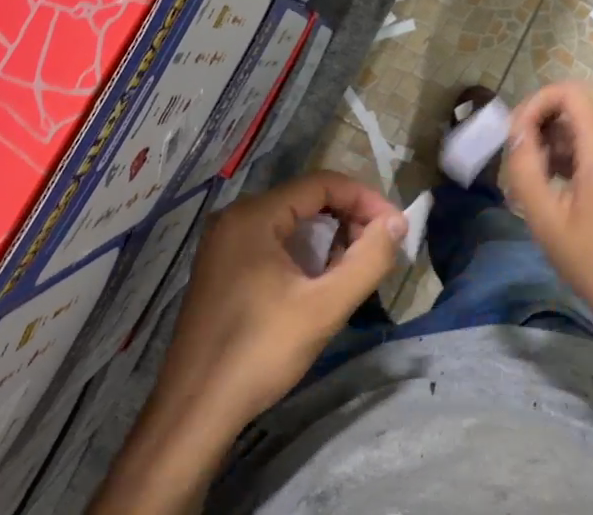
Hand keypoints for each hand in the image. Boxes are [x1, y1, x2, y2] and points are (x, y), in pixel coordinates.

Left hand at [155, 172, 407, 430]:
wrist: (195, 410)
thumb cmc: (260, 351)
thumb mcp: (324, 307)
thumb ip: (368, 261)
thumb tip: (397, 223)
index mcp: (254, 216)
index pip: (322, 184)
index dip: (365, 199)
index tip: (395, 230)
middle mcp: (235, 219)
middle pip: (307, 200)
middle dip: (349, 220)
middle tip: (377, 254)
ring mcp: (225, 245)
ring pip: (292, 224)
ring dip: (329, 240)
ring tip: (354, 272)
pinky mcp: (223, 270)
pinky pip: (274, 245)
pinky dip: (305, 255)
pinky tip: (320, 285)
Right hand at [502, 82, 592, 336]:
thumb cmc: (592, 262)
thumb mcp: (545, 218)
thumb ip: (525, 167)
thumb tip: (516, 132)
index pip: (569, 91)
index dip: (535, 103)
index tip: (514, 136)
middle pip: (576, 105)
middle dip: (541, 123)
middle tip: (519, 159)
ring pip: (585, 125)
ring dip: (553, 141)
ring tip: (533, 179)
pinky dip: (570, 154)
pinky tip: (554, 188)